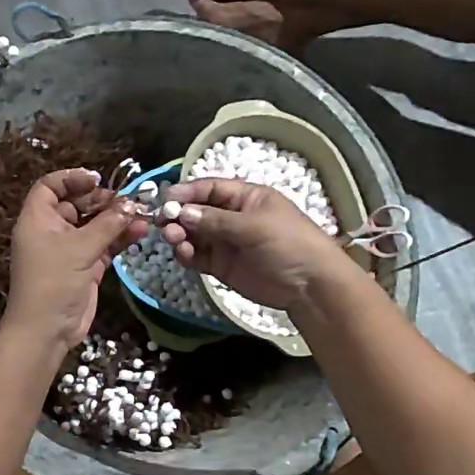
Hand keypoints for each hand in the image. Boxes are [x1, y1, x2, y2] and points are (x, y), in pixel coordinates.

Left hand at [2, 169, 148, 347]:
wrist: (47, 329)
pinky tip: (140, 232)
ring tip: (141, 215)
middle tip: (127, 201)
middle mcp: (51, 231)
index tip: (97, 179)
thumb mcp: (79, 248)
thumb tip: (131, 205)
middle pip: (76, 204)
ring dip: (116, 220)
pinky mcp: (85, 267)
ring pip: (94, 226)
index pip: (50, 186)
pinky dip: (119, 239)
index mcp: (37, 219)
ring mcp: (69, 250)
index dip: (72, 179)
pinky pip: (103, 245)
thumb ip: (107, 224)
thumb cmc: (53, 282)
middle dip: (103, 201)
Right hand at [160, 178, 363, 309]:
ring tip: (174, 240)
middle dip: (179, 215)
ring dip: (180, 235)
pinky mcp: (221, 265)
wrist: (309, 286)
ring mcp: (225, 242)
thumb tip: (182, 212)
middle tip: (164, 223)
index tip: (166, 198)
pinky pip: (197, 256)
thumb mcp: (253, 226)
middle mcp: (232, 217)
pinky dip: (187, 255)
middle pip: (196, 211)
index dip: (187, 192)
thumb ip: (216, 220)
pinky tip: (183, 255)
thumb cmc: (288, 244)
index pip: (210, 188)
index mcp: (245, 198)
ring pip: (193, 234)